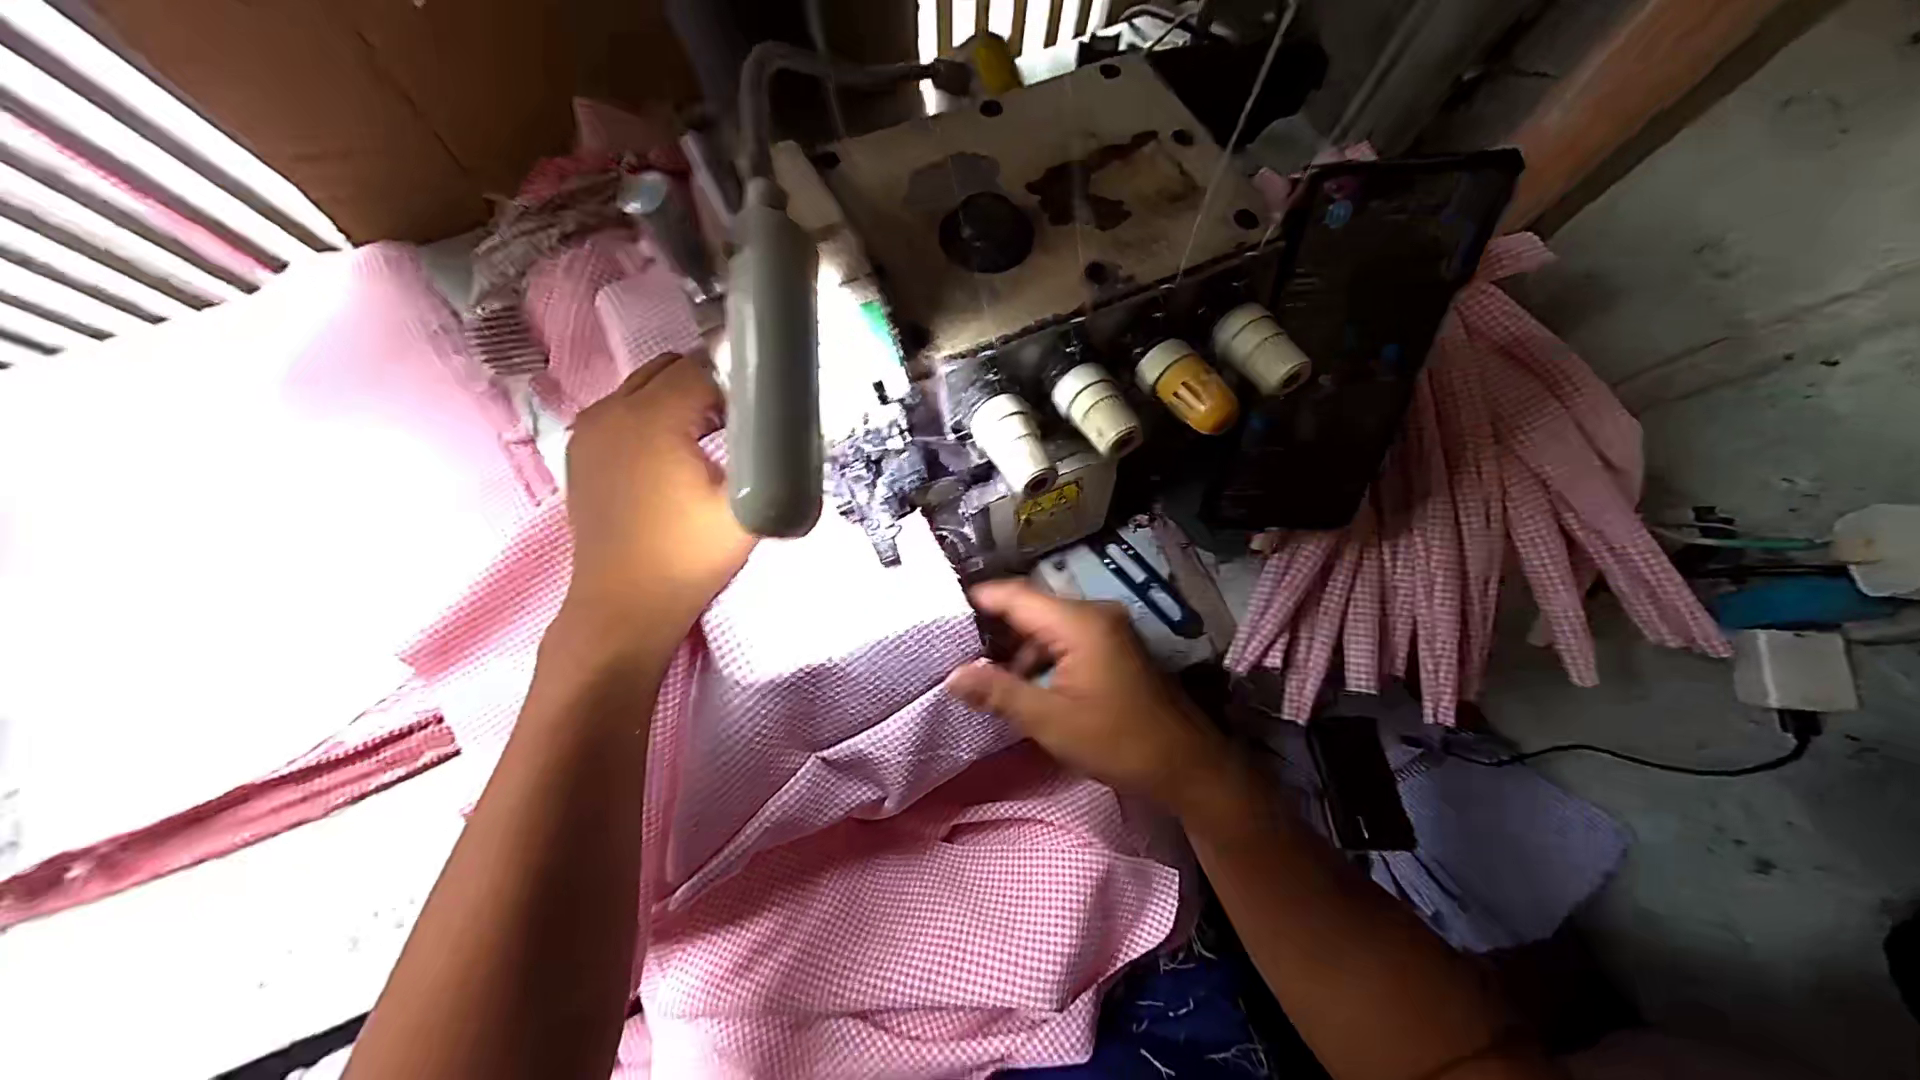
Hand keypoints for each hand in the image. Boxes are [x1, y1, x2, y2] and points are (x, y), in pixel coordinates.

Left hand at [559, 353, 755, 647]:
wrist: (625, 604)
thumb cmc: (689, 557)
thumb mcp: (746, 508)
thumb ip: (766, 456)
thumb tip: (780, 426)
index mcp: (651, 418)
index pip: (701, 369)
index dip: (735, 389)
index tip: (752, 425)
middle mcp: (610, 411)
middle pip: (668, 367)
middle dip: (705, 387)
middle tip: (732, 432)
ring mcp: (588, 430)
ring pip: (641, 386)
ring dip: (675, 402)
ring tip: (701, 447)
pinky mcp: (580, 452)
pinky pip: (620, 411)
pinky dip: (648, 419)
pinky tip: (667, 461)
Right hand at [944, 580, 1238, 815]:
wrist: (1189, 767)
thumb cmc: (1118, 742)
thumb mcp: (1050, 720)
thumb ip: (998, 692)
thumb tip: (951, 676)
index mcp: (1079, 623)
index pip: (1016, 595)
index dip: (978, 600)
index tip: (943, 614)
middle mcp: (1094, 614)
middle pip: (1031, 608)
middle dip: (994, 629)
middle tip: (956, 650)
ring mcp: (1107, 629)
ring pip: (1047, 626)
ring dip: (1018, 648)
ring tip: (984, 675)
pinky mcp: (1113, 647)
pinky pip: (1066, 639)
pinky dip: (1041, 656)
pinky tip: (1023, 684)